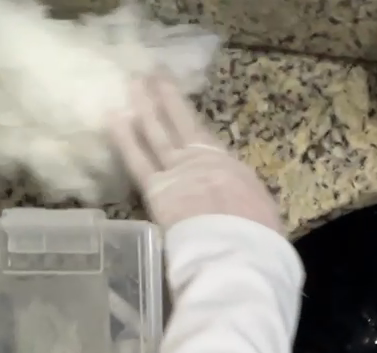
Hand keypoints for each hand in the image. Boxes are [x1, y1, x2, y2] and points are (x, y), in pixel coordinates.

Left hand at [109, 76, 282, 233]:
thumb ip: (247, 200)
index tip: (184, 105)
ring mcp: (179, 171)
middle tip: (153, 75)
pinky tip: (112, 117)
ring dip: (144, 105)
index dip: (193, 119)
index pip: (207, 139)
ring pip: (157, 132)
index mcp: (233, 168)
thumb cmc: (261, 242)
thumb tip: (244, 200)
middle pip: (181, 123)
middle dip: (166, 97)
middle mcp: (203, 161)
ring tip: (132, 84)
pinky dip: (123, 137)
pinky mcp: (157, 189)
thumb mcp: (265, 214)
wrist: (239, 252)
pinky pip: (136, 159)